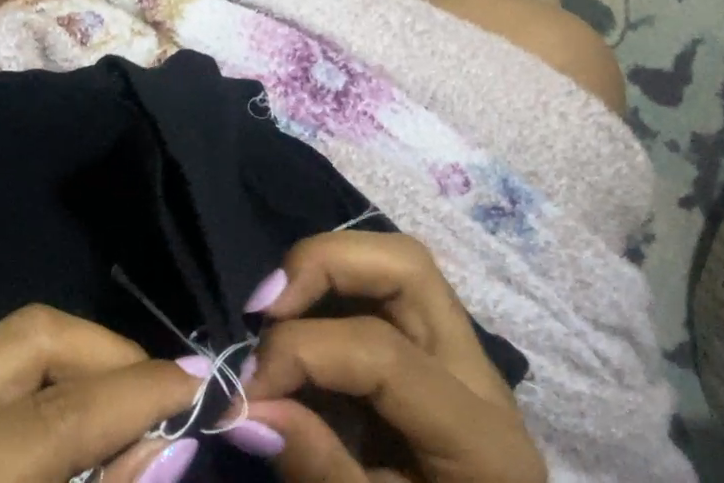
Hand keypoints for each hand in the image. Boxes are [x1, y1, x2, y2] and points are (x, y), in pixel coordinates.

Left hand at [0, 305, 204, 482]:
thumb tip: (170, 441)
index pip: (55, 415)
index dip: (140, 393)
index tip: (206, 384)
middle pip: (29, 336)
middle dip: (110, 354)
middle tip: (162, 396)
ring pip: (7, 343)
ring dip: (79, 365)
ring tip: (122, 410)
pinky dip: (42, 386)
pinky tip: (70, 424)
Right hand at [237, 232, 545, 482]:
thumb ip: (317, 467)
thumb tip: (244, 409)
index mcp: (478, 437)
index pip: (379, 350)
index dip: (298, 354)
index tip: (244, 393)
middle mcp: (479, 374)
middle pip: (406, 266)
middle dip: (322, 266)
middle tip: (262, 309)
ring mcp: (464, 354)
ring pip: (397, 261)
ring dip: (326, 268)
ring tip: (273, 310)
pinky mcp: (438, 351)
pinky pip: (386, 290)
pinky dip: (334, 288)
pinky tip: (297, 322)